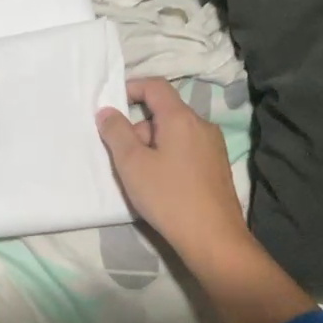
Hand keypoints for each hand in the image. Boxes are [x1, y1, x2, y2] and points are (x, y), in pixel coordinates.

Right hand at [96, 78, 249, 269]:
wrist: (210, 235)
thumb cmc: (167, 195)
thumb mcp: (132, 164)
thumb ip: (116, 133)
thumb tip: (106, 111)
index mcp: (181, 119)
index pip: (156, 86)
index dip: (131, 88)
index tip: (111, 107)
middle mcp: (201, 125)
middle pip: (163, 113)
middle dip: (137, 128)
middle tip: (119, 156)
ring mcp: (212, 146)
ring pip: (172, 133)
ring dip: (150, 145)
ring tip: (136, 175)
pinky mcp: (215, 166)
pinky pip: (184, 149)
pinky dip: (165, 156)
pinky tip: (157, 183)